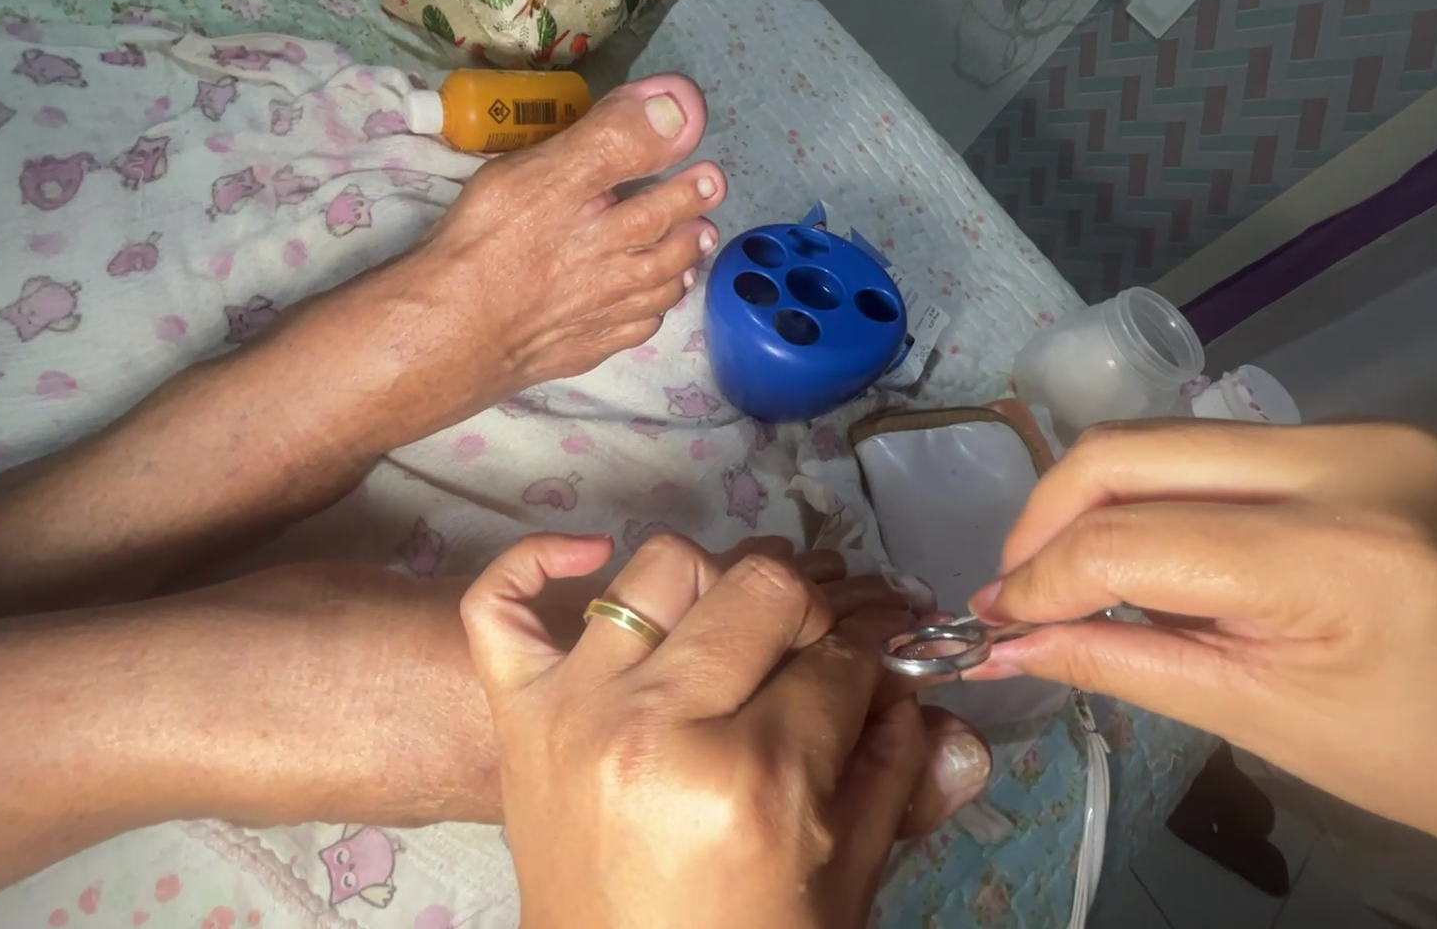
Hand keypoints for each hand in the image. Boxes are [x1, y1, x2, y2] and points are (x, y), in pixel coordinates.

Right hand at [388, 73, 720, 409]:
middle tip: (708, 227)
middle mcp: (614, 277)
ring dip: (675, 279)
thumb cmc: (494, 241)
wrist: (454, 331)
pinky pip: (625, 337)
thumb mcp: (551, 170)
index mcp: (610, 229)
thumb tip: (680, 108)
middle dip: (690, 236)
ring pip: (651, 298)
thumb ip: (616, 139)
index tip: (712, 179)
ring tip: (688, 269)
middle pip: (662, 256)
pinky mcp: (577, 351)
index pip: (661, 206)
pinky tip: (645, 317)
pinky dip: (644, 323)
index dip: (689, 190)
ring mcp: (597, 320)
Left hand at [462, 533, 989, 928]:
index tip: (878, 653)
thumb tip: (936, 698)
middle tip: (815, 645)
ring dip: (714, 581)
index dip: (873, 652)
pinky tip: (589, 556)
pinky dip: (537, 560)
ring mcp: (572, 710)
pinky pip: (499, 602)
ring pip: (659, 567)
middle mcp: (655, 728)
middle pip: (762, 590)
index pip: (840, 661)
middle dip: (812, 611)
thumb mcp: (841, 881)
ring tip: (729, 627)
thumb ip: (898, 779)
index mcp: (750, 785)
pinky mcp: (514, 711)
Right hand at [970, 421, 1436, 913]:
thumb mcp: (1254, 717)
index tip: (994, 616)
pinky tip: (1135, 542)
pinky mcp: (1354, 431)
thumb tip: (996, 644)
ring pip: (1154, 438)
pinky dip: (1142, 491)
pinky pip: (1200, 445)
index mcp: (1339, 556)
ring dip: (1085, 500)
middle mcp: (1349, 461)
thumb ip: (1108, 662)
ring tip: (1065, 567)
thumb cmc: (1431, 761)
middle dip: (1043, 519)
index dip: (1040, 579)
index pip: (1126, 541)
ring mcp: (1358, 432)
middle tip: (1017, 583)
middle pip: (1124, 453)